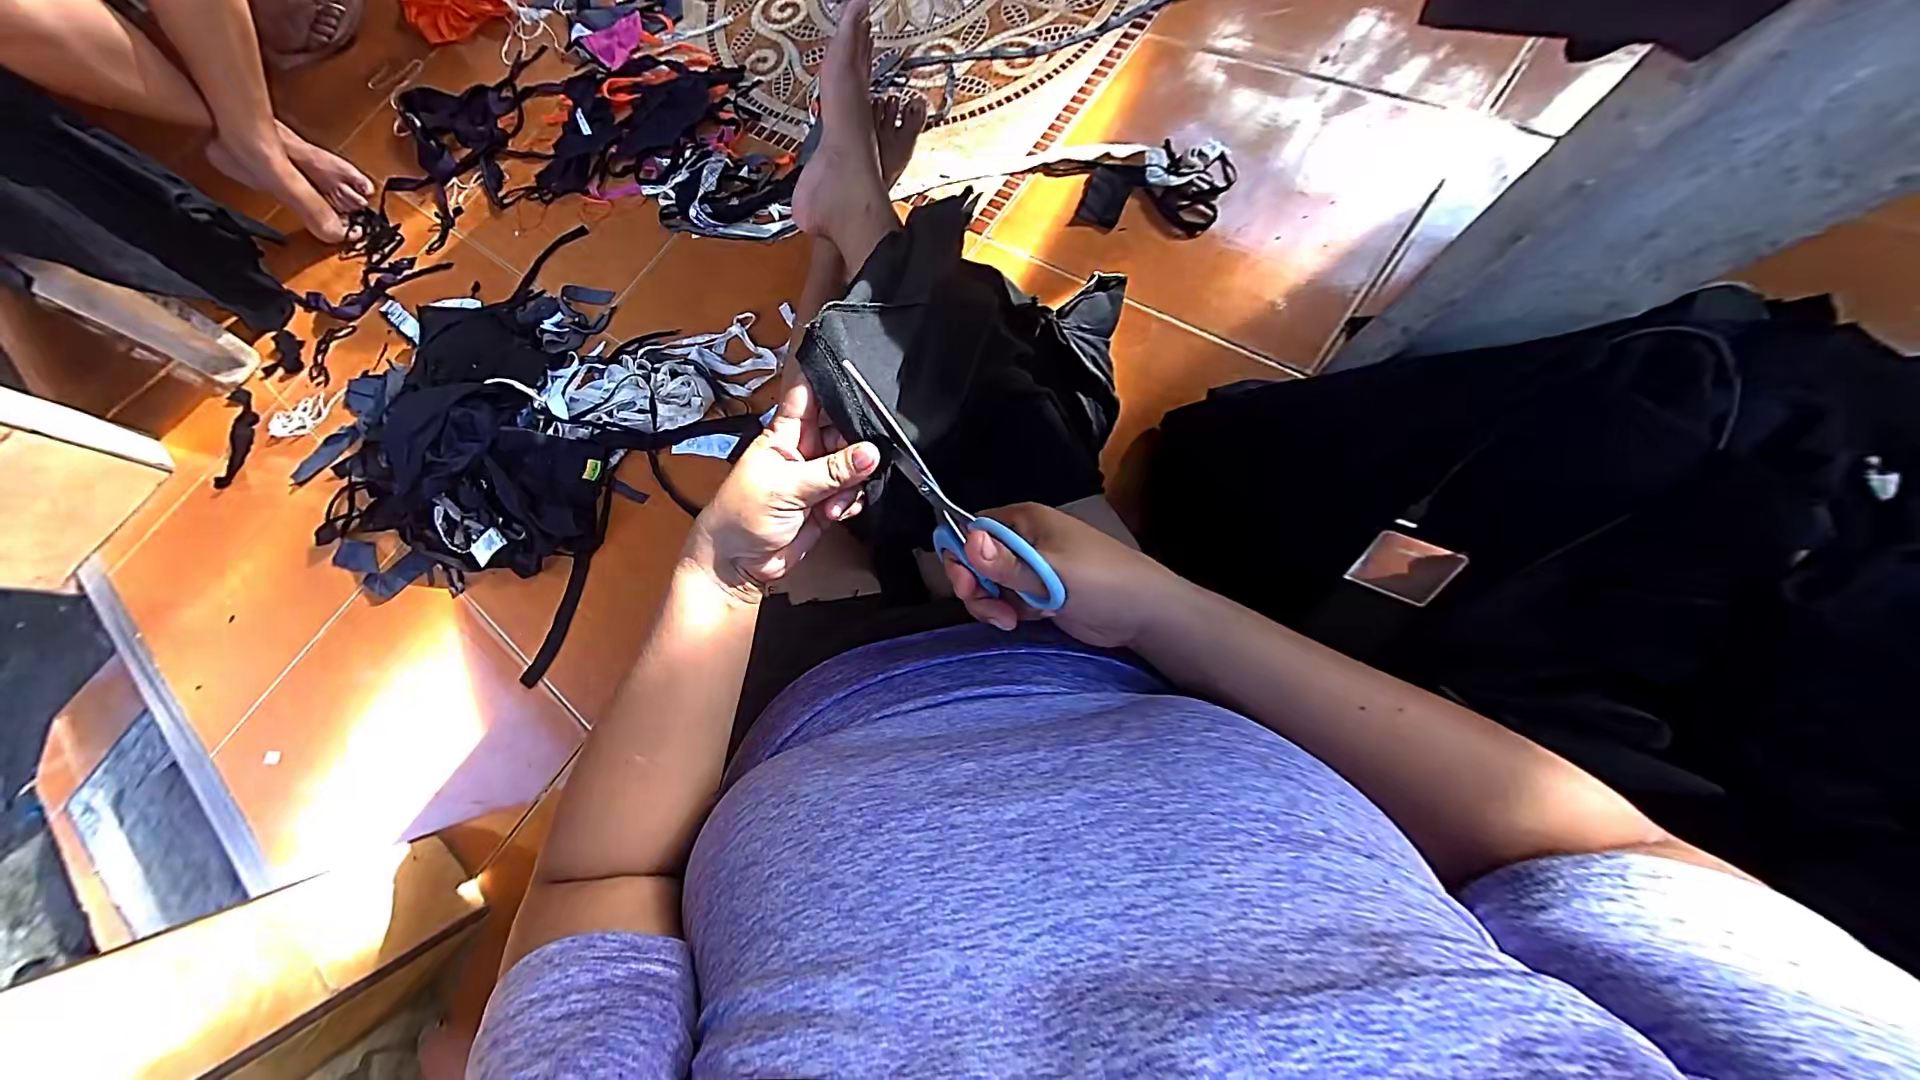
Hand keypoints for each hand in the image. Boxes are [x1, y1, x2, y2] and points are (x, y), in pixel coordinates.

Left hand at [687, 378, 878, 596]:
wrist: (739, 564)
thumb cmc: (739, 518)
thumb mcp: (787, 487)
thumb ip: (832, 470)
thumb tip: (869, 453)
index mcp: (784, 434)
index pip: (808, 394)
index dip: (826, 378)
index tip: (852, 368)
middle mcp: (804, 450)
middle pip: (843, 430)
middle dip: (855, 446)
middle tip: (856, 463)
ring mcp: (817, 476)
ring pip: (854, 464)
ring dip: (852, 483)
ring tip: (832, 501)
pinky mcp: (827, 501)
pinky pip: (854, 492)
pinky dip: (852, 502)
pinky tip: (835, 512)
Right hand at [941, 502, 1188, 648]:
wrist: (1143, 613)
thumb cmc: (1103, 582)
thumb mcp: (1052, 573)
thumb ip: (1008, 564)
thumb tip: (969, 541)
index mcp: (1025, 521)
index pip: (973, 529)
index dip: (962, 555)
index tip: (966, 585)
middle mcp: (1024, 540)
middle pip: (976, 560)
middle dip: (977, 587)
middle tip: (991, 609)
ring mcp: (1031, 568)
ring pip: (989, 584)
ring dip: (992, 605)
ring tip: (1012, 620)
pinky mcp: (1037, 592)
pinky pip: (1007, 600)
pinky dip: (1008, 612)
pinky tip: (1025, 620)